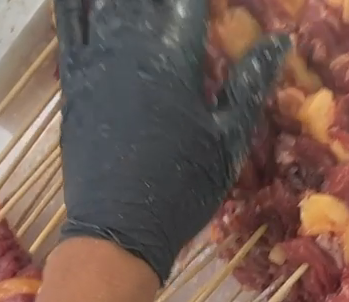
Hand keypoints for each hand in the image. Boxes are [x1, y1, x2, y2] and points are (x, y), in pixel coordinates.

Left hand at [55, 0, 288, 282]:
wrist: (119, 230)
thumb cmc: (181, 192)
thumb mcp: (227, 144)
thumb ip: (249, 86)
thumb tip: (279, 41)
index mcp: (174, 55)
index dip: (208, 0)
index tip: (223, 8)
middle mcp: (130, 43)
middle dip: (171, 1)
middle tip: (185, 9)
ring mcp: (95, 58)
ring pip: (109, 1)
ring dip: (131, 2)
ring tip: (151, 9)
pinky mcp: (72, 78)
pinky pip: (69, 20)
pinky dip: (79, 3)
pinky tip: (95, 2)